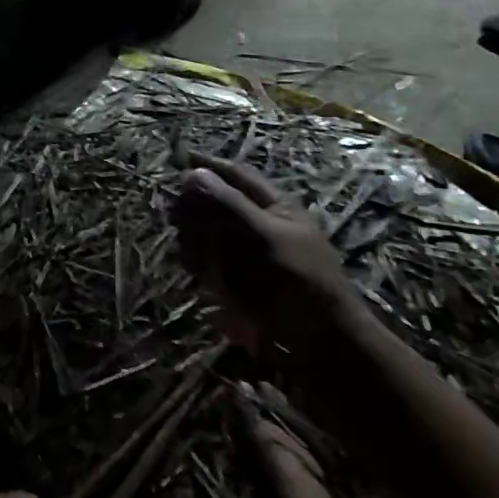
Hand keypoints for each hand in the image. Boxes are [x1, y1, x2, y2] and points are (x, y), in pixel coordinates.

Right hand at [171, 155, 358, 346]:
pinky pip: (209, 262)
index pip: (238, 175)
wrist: (321, 339)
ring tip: (193, 253)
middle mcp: (258, 224)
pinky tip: (203, 276)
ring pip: (207, 233)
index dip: (211, 165)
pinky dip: (201, 265)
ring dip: (196, 239)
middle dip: (196, 208)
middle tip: (177, 216)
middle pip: (217, 203)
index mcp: (274, 206)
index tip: (181, 157)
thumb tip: (194, 173)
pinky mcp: (237, 280)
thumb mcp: (267, 234)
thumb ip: (231, 203)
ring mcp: (246, 253)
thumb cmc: (302, 278)